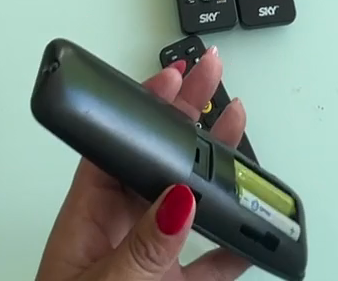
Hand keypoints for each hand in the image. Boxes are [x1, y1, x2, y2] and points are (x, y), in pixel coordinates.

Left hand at [33, 49, 251, 280]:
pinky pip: (206, 264)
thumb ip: (145, 248)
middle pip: (158, 162)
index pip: (118, 144)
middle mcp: (119, 232)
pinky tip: (249, 230)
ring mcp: (147, 263)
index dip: (147, 106)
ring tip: (238, 129)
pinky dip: (231, 246)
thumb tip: (179, 198)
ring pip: (188, 204)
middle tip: (213, 81)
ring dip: (215, 169)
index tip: (175, 76)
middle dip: (187, 120)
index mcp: (88, 219)